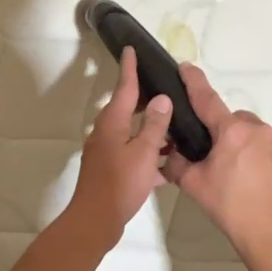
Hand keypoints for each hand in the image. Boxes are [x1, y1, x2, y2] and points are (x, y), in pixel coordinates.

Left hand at [64, 47, 171, 246]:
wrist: (96, 221)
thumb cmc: (120, 184)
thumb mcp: (144, 152)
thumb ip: (154, 125)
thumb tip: (161, 99)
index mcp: (112, 123)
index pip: (123, 88)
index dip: (129, 68)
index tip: (131, 49)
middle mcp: (106, 133)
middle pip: (127, 109)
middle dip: (146, 100)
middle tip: (167, 90)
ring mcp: (107, 153)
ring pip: (132, 133)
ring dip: (151, 130)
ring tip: (176, 127)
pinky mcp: (111, 171)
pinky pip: (133, 154)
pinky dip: (149, 154)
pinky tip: (169, 163)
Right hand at [162, 64, 271, 253]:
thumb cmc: (230, 206)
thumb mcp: (194, 186)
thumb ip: (176, 165)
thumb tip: (167, 156)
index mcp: (231, 131)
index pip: (207, 99)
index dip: (193, 82)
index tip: (186, 66)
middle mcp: (257, 130)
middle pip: (232, 121)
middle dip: (221, 133)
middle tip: (212, 160)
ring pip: (252, 136)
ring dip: (241, 147)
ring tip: (234, 176)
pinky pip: (269, 151)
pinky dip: (258, 161)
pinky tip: (253, 184)